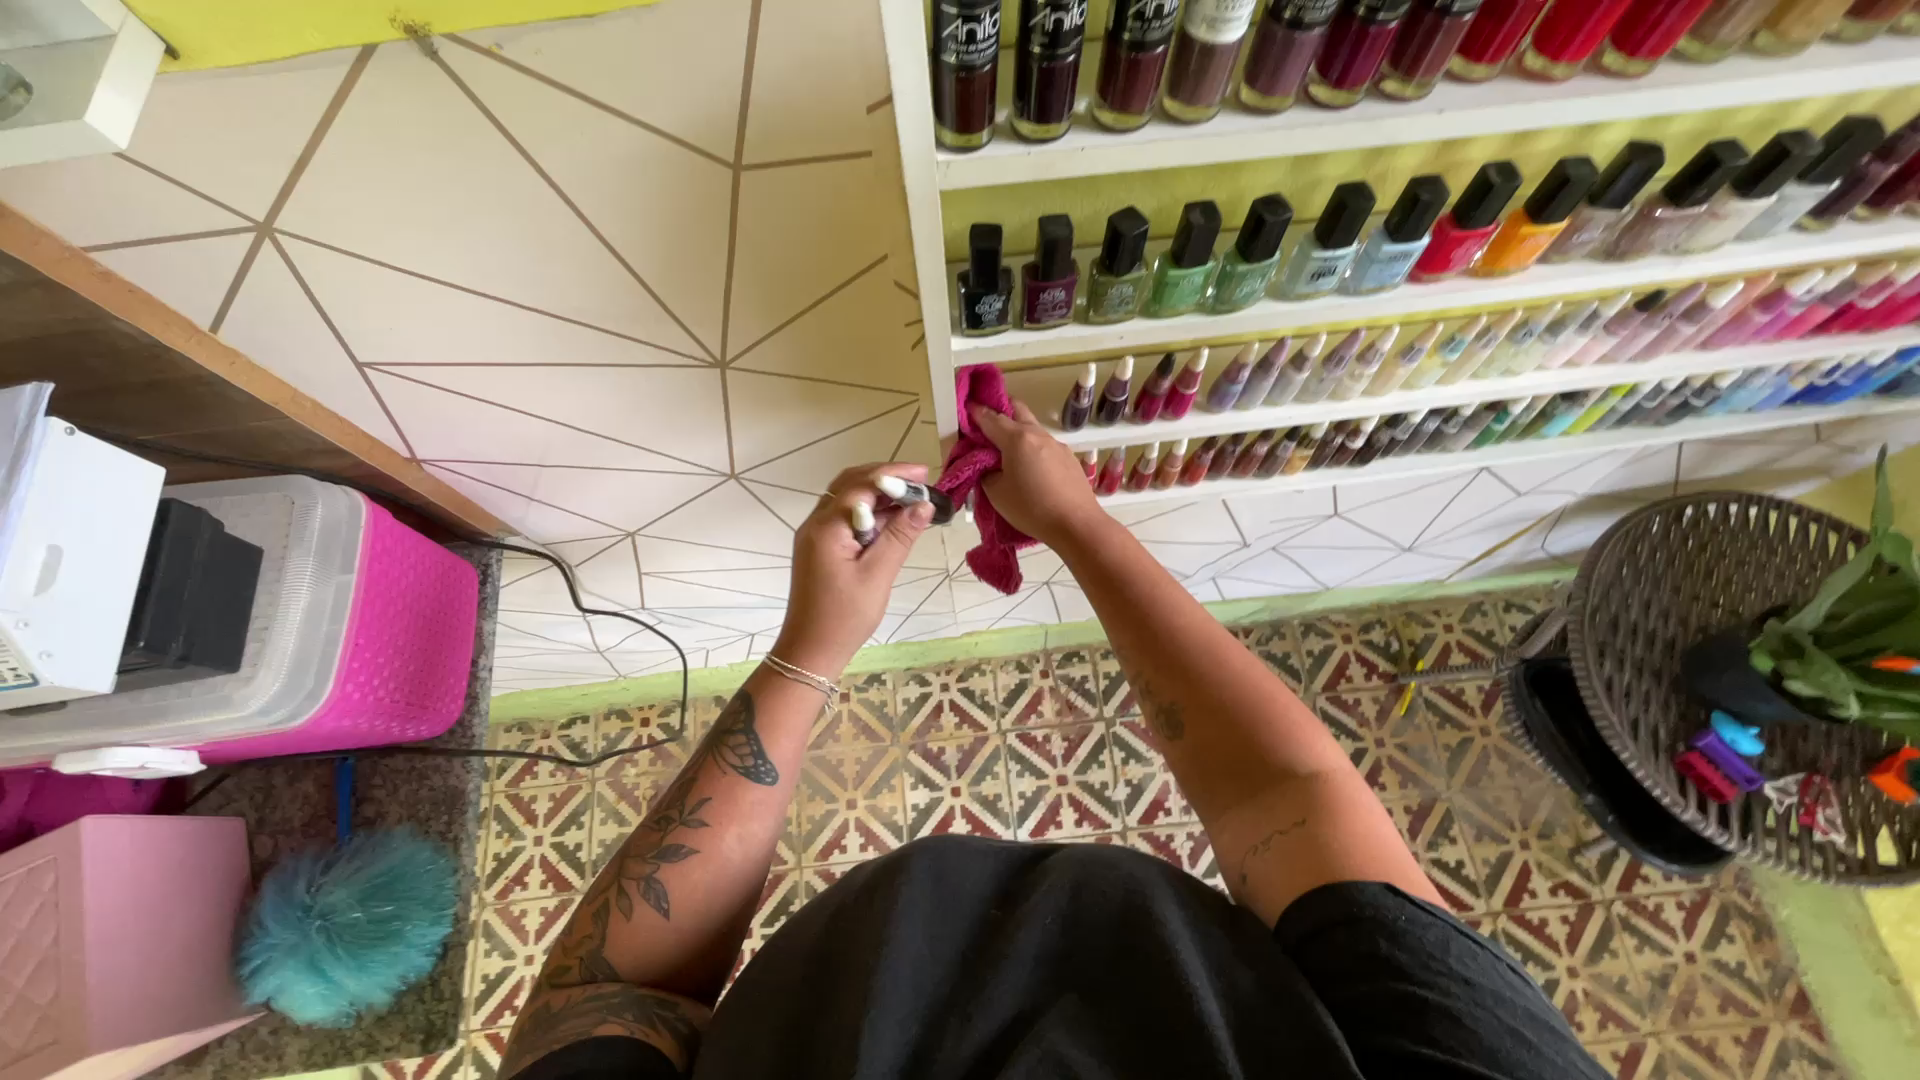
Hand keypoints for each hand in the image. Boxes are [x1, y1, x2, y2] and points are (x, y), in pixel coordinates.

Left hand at [772, 463, 935, 676]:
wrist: (811, 650)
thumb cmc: (844, 617)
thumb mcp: (878, 575)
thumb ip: (900, 536)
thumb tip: (924, 505)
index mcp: (827, 527)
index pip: (862, 485)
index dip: (894, 476)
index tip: (925, 476)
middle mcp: (816, 524)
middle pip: (850, 484)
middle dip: (885, 478)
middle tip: (921, 482)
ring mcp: (815, 536)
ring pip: (847, 499)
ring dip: (878, 494)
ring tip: (912, 498)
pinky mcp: (819, 548)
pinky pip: (844, 517)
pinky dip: (869, 512)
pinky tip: (892, 520)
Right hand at [969, 402, 1108, 548]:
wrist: (1076, 524)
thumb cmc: (1032, 508)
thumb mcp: (997, 494)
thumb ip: (987, 473)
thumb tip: (990, 465)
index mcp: (1017, 439)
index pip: (991, 418)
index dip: (976, 412)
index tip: (967, 409)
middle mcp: (1038, 435)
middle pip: (1017, 409)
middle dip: (1000, 410)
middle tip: (987, 423)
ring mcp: (1057, 445)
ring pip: (1032, 428)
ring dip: (1017, 431)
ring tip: (1007, 452)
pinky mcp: (1069, 458)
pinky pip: (1044, 445)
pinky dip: (1032, 448)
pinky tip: (1030, 468)